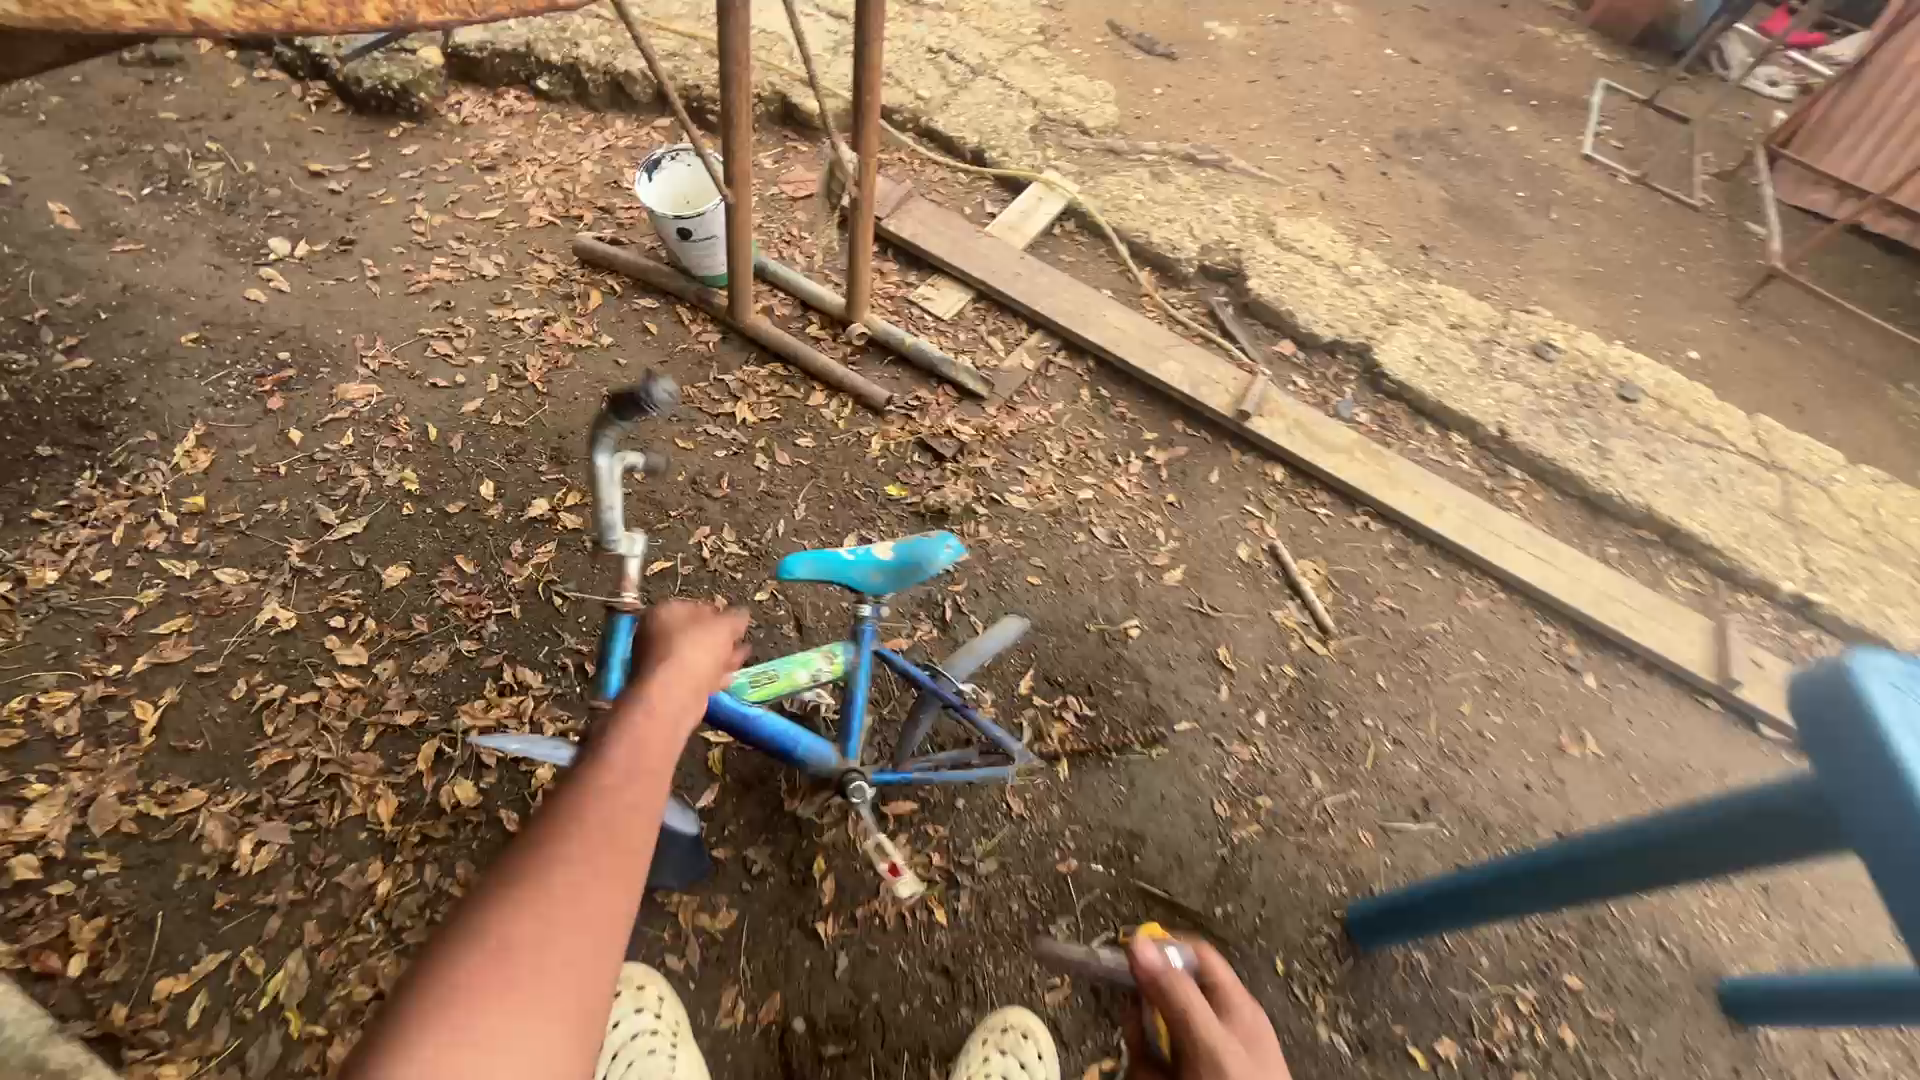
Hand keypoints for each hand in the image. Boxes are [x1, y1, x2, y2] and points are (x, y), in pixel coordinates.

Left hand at [612, 600, 749, 741]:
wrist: (674, 694)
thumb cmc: (697, 649)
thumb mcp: (725, 625)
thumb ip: (736, 616)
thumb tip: (741, 614)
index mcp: (665, 611)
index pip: (697, 606)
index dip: (720, 613)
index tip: (736, 622)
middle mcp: (656, 633)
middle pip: (696, 632)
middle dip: (720, 637)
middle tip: (740, 640)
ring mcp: (660, 661)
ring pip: (697, 655)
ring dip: (720, 656)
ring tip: (741, 658)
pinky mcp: (667, 685)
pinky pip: (695, 674)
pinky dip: (712, 674)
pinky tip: (729, 677)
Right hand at [1125, 936, 1290, 1079]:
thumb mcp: (1209, 1044)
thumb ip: (1175, 993)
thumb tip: (1137, 942)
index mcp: (1233, 1006)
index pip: (1194, 956)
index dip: (1161, 950)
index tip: (1125, 959)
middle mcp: (1219, 1028)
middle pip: (1167, 998)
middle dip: (1144, 1020)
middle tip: (1140, 1042)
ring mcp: (1204, 1061)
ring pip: (1156, 1038)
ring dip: (1144, 1057)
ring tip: (1154, 1076)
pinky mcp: (1189, 1078)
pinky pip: (1156, 1069)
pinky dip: (1148, 1074)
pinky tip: (1152, 1079)